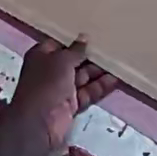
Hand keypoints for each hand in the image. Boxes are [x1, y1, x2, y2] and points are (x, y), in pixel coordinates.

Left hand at [0, 39, 117, 155]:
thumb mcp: (61, 60)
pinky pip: (88, 92)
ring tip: (118, 61)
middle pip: (73, 60)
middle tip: (111, 46)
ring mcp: (61, 89)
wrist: (39, 123)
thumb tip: (85, 37)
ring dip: (98, 71)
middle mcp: (50, 71)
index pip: (60, 43)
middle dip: (90, 56)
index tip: (93, 32)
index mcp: (42, 56)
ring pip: (82, 77)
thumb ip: (75, 50)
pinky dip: (100, 87)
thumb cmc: (46, 83)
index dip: (75, 39)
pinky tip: (115, 79)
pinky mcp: (71, 104)